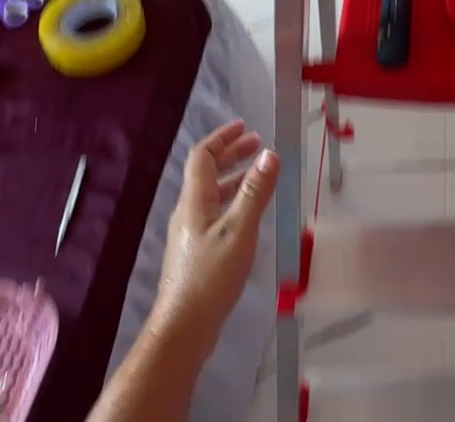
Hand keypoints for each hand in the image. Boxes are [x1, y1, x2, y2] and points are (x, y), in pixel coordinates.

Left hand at [150, 120, 280, 356]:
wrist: (184, 327)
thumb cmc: (210, 276)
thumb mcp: (239, 231)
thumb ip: (256, 192)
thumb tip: (270, 153)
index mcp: (195, 201)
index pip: (203, 156)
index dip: (222, 138)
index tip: (244, 127)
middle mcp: (189, 212)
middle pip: (206, 173)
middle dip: (231, 154)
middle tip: (256, 144)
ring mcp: (191, 233)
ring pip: (212, 194)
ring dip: (234, 178)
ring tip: (258, 173)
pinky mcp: (196, 252)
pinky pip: (215, 212)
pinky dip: (233, 200)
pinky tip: (248, 213)